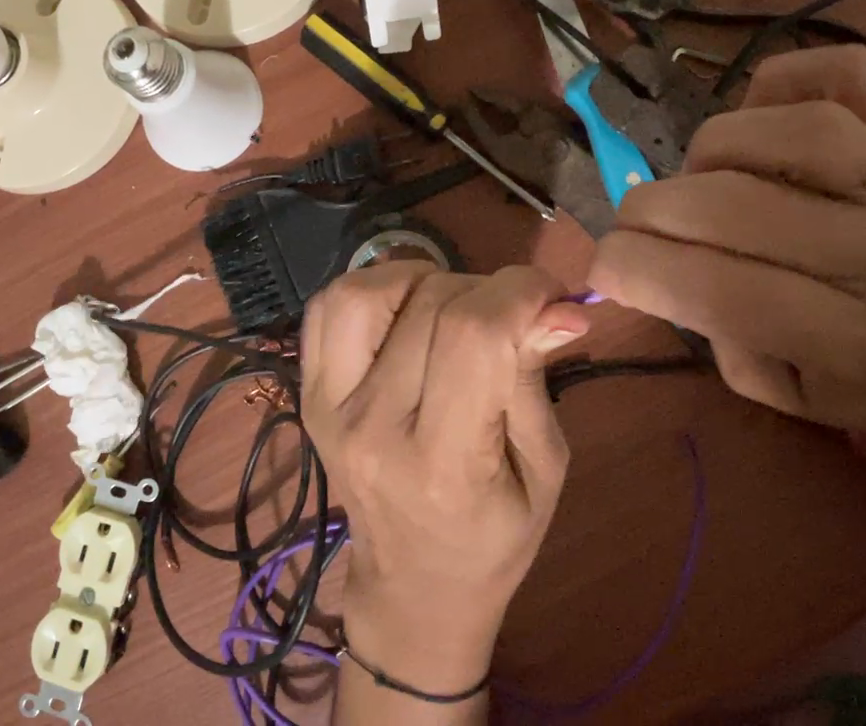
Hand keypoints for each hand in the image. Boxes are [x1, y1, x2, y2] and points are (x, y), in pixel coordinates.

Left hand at [300, 263, 588, 693]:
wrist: (413, 585)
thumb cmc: (493, 538)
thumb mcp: (544, 471)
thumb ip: (534, 381)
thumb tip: (557, 306)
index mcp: (442, 463)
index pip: (472, 337)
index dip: (519, 292)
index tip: (551, 294)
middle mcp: (372, 428)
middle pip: (428, 304)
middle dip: (486, 289)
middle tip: (511, 315)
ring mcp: (328, 407)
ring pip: (365, 292)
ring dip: (423, 279)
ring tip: (455, 308)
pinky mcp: (308, 393)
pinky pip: (328, 306)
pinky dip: (374, 288)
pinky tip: (408, 311)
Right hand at [588, 46, 865, 448]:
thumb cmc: (848, 382)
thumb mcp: (769, 388)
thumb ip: (704, 325)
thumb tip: (639, 253)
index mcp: (853, 340)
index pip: (723, 289)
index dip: (637, 268)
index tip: (602, 266)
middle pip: (738, 205)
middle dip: (649, 213)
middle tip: (634, 228)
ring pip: (795, 130)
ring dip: (712, 150)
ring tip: (699, 179)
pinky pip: (843, 75)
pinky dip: (780, 80)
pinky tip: (753, 119)